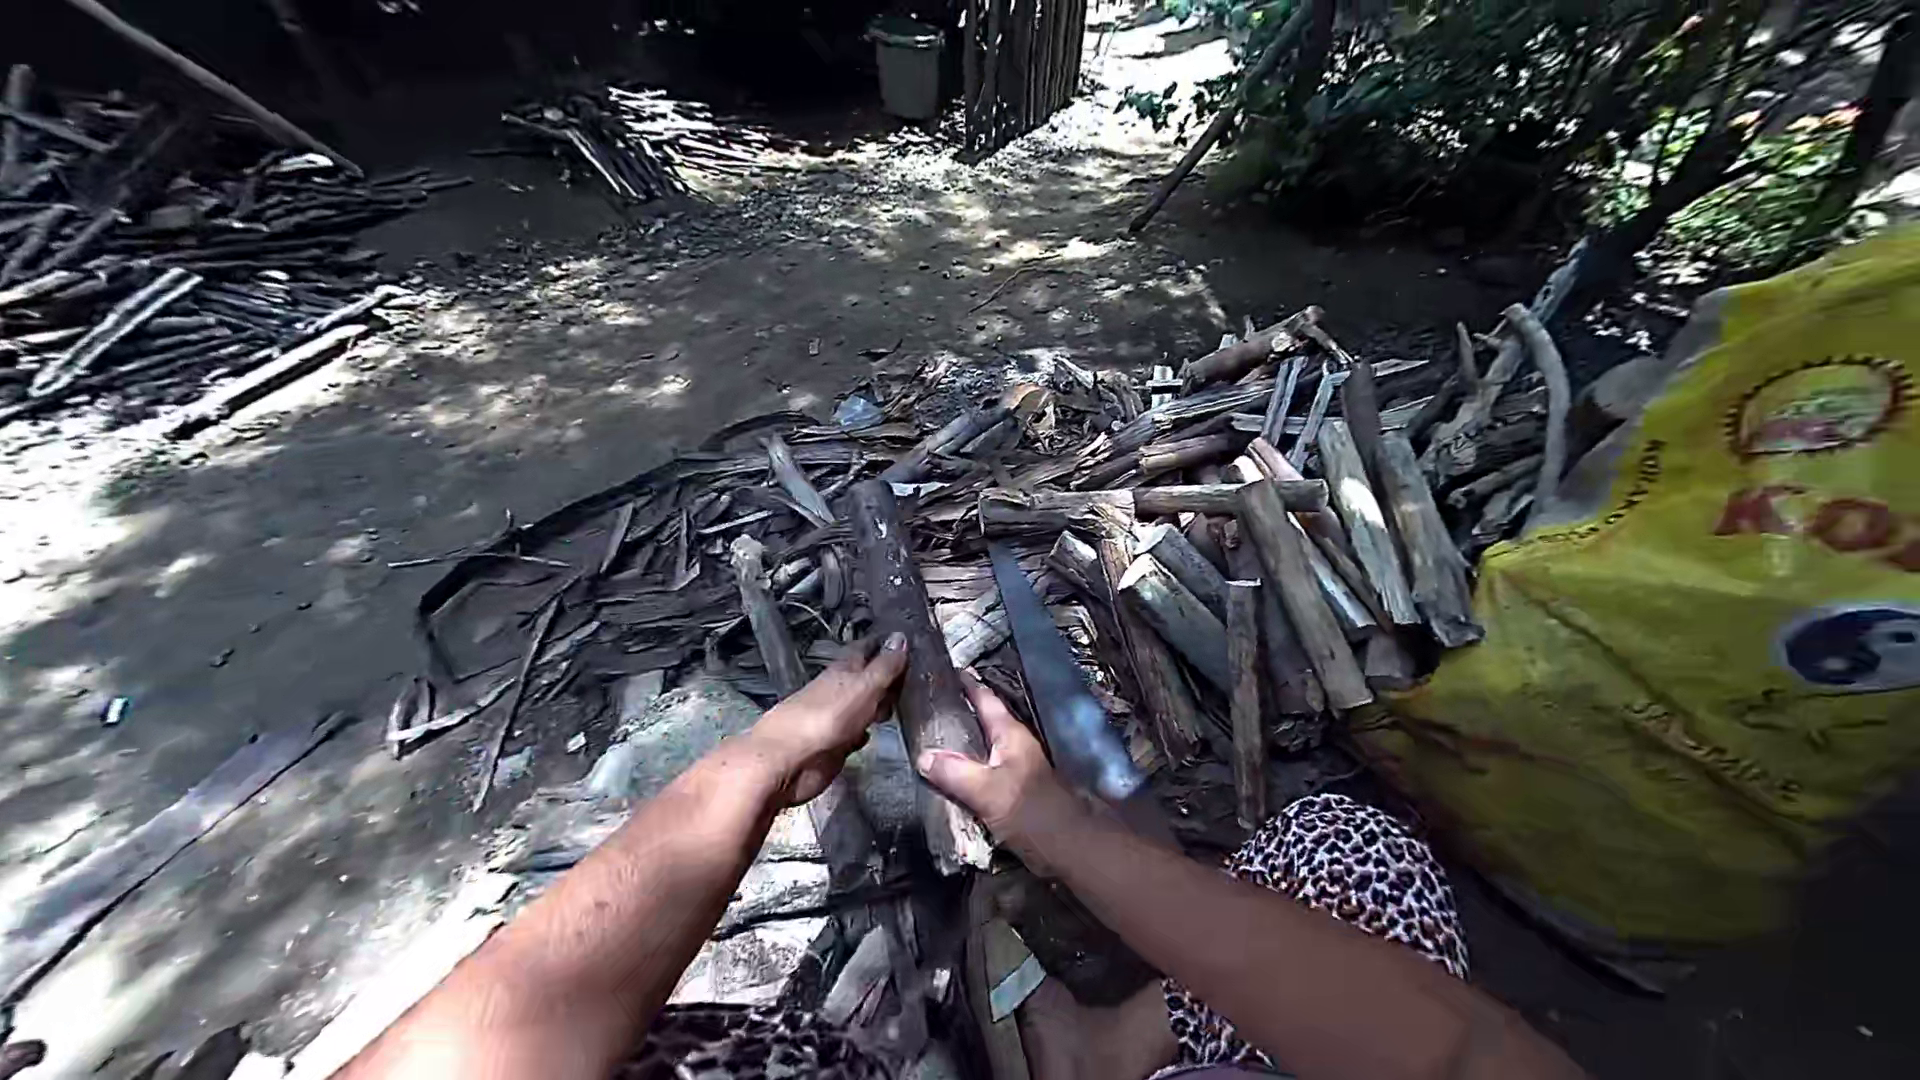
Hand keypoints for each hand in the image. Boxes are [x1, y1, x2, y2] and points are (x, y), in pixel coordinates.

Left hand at [749, 632, 908, 804]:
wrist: (788, 760)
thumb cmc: (828, 717)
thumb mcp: (864, 687)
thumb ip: (885, 666)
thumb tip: (901, 635)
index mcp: (844, 669)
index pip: (867, 649)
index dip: (885, 644)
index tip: (907, 641)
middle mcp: (839, 689)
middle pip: (866, 677)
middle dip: (887, 676)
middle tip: (915, 675)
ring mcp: (835, 717)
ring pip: (863, 704)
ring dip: (879, 703)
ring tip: (904, 702)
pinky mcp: (834, 744)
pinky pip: (856, 731)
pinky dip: (867, 729)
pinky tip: (877, 731)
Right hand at [916, 675, 1089, 873]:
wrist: (1064, 846)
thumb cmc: (1029, 810)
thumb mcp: (986, 790)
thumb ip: (953, 772)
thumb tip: (924, 756)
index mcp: (1010, 734)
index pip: (985, 698)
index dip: (966, 684)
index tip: (944, 671)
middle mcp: (1013, 744)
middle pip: (982, 720)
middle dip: (958, 712)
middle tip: (928, 707)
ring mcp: (1014, 766)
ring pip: (982, 745)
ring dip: (961, 742)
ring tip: (931, 739)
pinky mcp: (1012, 788)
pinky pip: (982, 768)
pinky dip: (965, 766)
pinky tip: (947, 774)